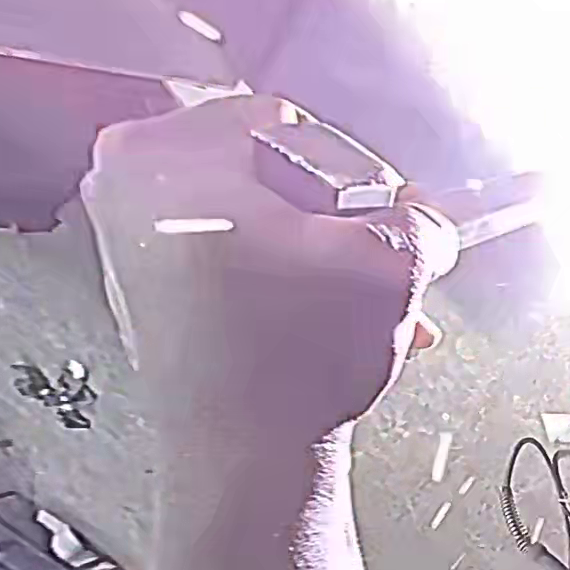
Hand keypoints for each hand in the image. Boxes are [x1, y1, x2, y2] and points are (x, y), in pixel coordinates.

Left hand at [81, 95, 458, 445]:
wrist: (252, 442)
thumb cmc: (296, 354)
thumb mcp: (394, 267)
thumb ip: (427, 222)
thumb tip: (429, 212)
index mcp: (174, 158)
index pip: (301, 127)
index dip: (364, 176)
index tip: (389, 220)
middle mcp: (140, 188)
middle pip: (294, 179)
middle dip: (358, 226)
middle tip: (385, 266)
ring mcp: (148, 238)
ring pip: (287, 224)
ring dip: (347, 260)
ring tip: (381, 303)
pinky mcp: (171, 282)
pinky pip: (265, 259)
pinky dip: (316, 282)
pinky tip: (354, 318)